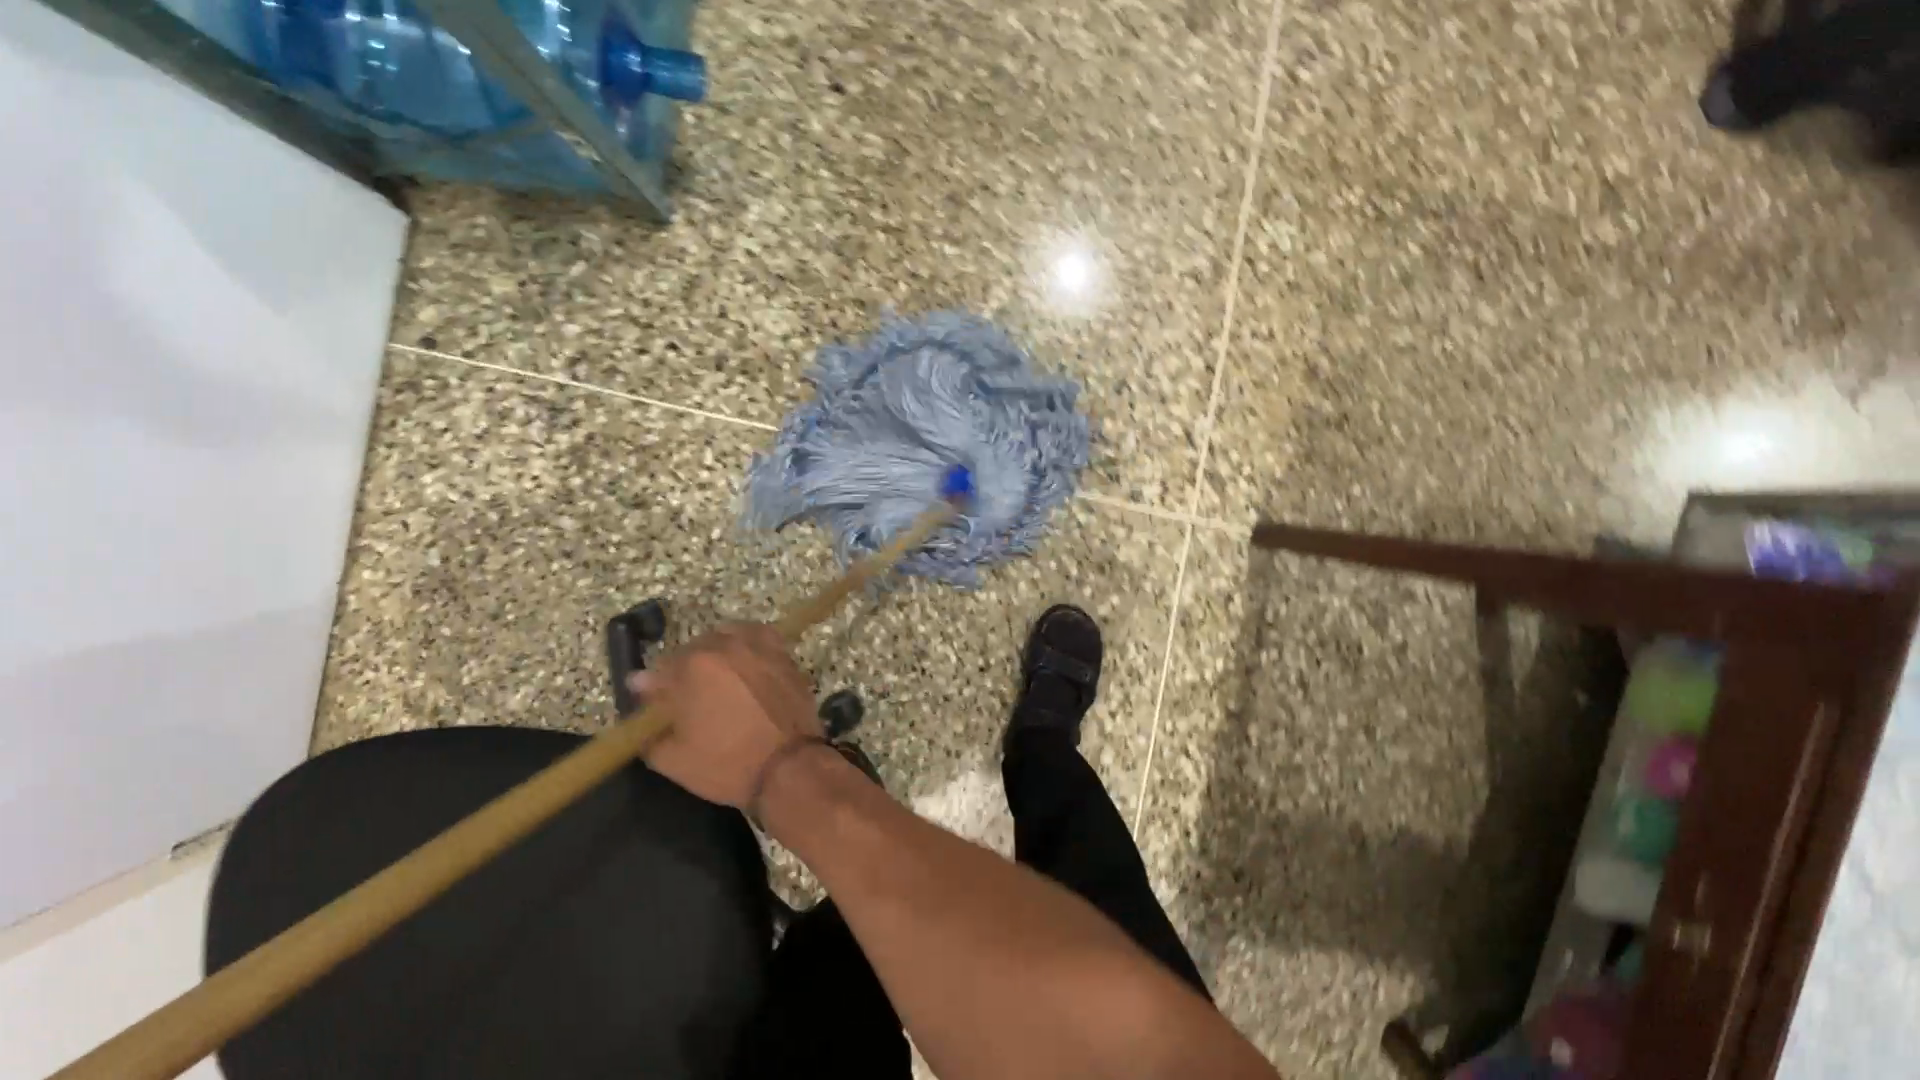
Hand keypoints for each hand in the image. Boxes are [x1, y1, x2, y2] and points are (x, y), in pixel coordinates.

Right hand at [628, 623, 822, 807]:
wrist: (790, 768)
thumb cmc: (727, 765)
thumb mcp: (673, 758)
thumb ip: (647, 724)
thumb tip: (638, 689)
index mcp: (691, 667)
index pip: (659, 672)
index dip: (655, 691)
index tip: (658, 709)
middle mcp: (723, 646)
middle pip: (691, 652)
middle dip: (685, 674)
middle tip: (691, 702)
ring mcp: (756, 646)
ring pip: (724, 638)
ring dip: (716, 655)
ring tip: (720, 683)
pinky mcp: (782, 654)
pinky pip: (757, 636)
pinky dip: (747, 645)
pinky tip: (746, 664)